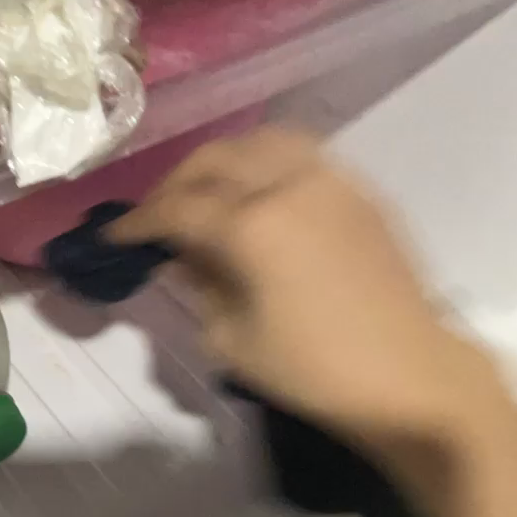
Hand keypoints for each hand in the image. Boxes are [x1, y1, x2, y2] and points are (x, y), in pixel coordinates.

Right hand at [106, 128, 516, 461]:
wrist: (404, 374)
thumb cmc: (307, 369)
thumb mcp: (230, 337)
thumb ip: (199, 285)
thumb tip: (179, 256)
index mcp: (254, 227)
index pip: (179, 208)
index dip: (139, 221)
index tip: (113, 236)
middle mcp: (291, 186)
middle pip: (216, 159)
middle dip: (175, 184)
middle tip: (154, 217)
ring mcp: (332, 181)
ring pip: (261, 142)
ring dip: (220, 164)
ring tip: (202, 198)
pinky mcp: (359, 192)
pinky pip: (300, 155)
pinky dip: (262, 166)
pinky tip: (252, 200)